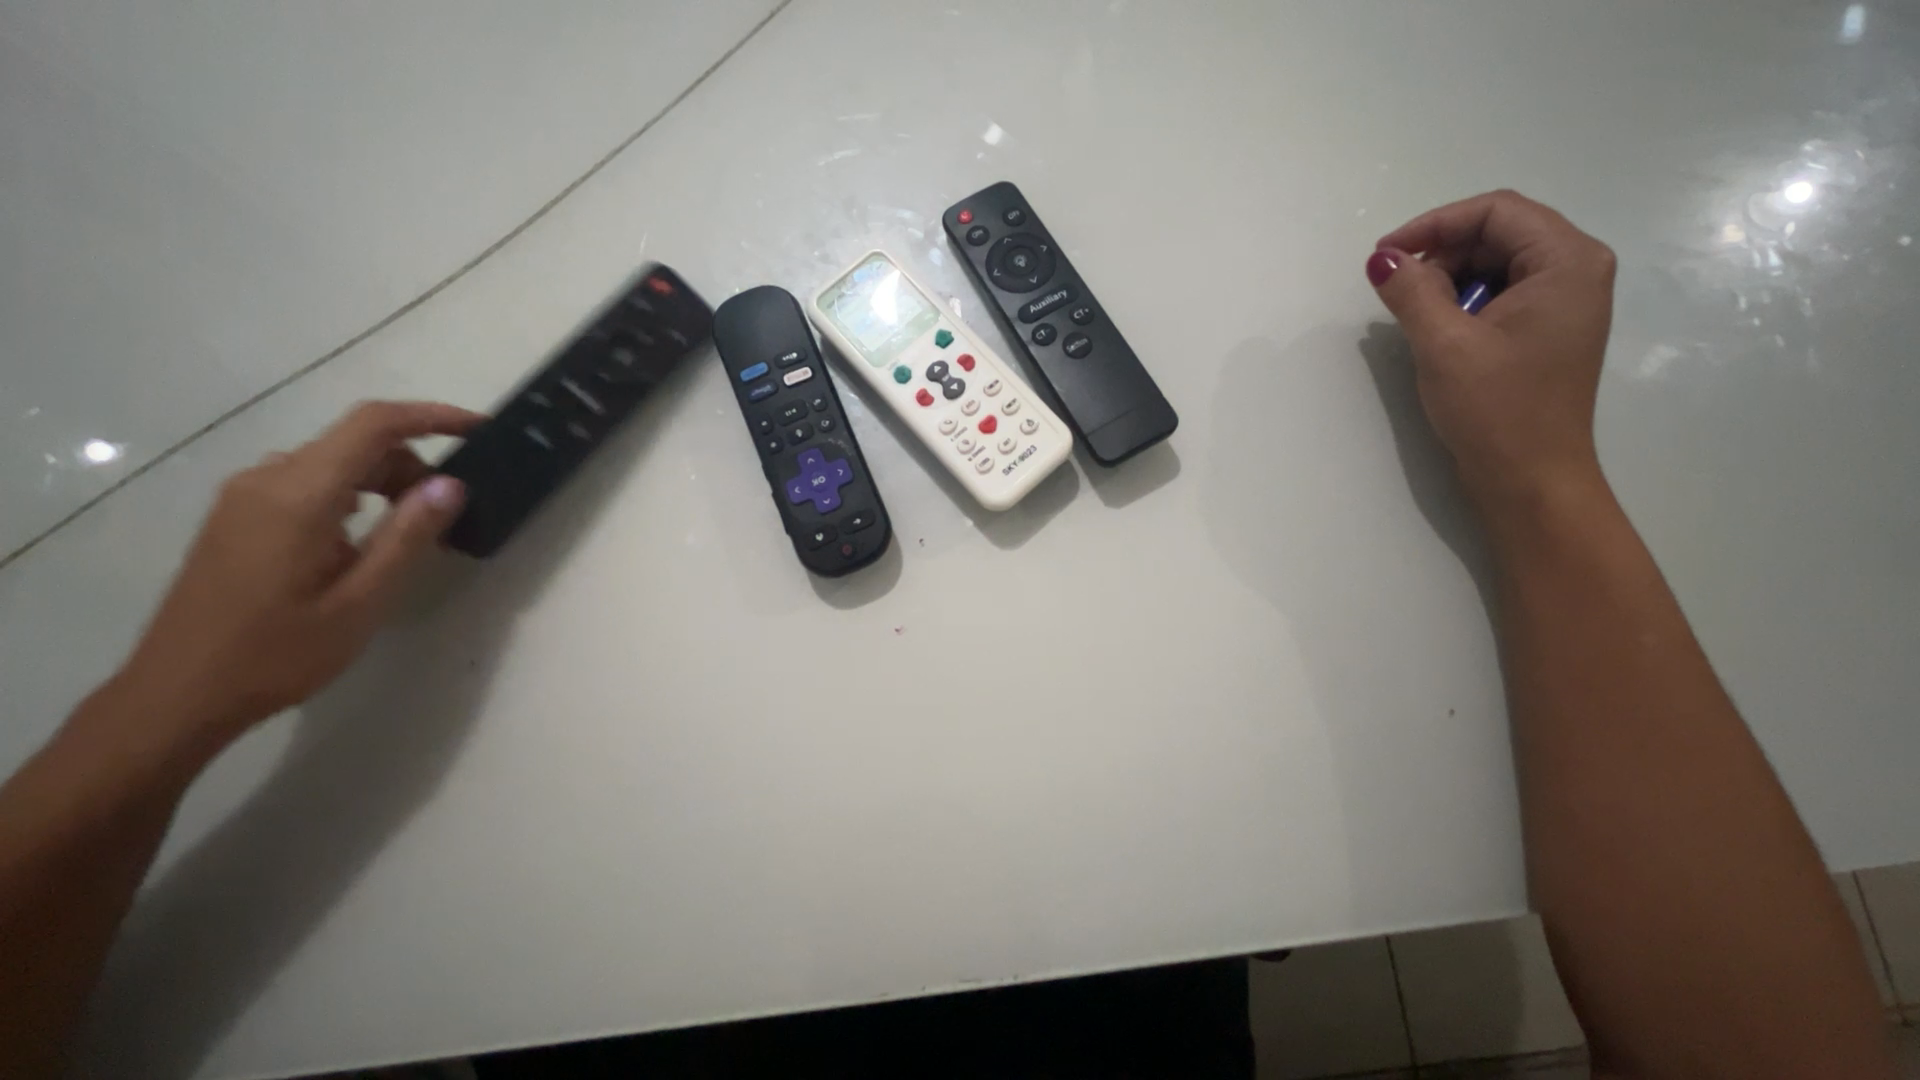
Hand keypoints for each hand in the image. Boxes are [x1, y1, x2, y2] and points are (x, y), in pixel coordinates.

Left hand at [114, 401, 480, 747]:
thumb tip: (451, 484)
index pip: (374, 424)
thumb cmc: (277, 654)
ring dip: (384, 481)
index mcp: (298, 496)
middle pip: (355, 442)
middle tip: (450, 513)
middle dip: (413, 463)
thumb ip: (407, 536)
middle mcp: (267, 479)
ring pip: (333, 462)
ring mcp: (245, 496)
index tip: (481, 428)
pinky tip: (364, 542)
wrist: (178, 694)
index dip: (433, 416)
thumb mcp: (361, 601)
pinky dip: (353, 494)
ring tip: (412, 534)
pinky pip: (308, 482)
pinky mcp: (238, 516)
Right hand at [1366, 190, 1616, 508]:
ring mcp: (1564, 302)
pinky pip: (1500, 293)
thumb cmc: (1496, 410)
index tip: (1384, 255)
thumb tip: (1382, 259)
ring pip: (1495, 263)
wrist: (1531, 479)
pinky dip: (1462, 301)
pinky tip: (1438, 331)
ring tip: (1415, 314)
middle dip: (1441, 252)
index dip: (1435, 224)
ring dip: (1447, 279)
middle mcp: (1576, 271)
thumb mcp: (1444, 345)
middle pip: (1498, 233)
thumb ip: (1410, 292)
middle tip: (1396, 287)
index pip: (1497, 211)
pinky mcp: (1546, 330)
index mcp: (1568, 262)